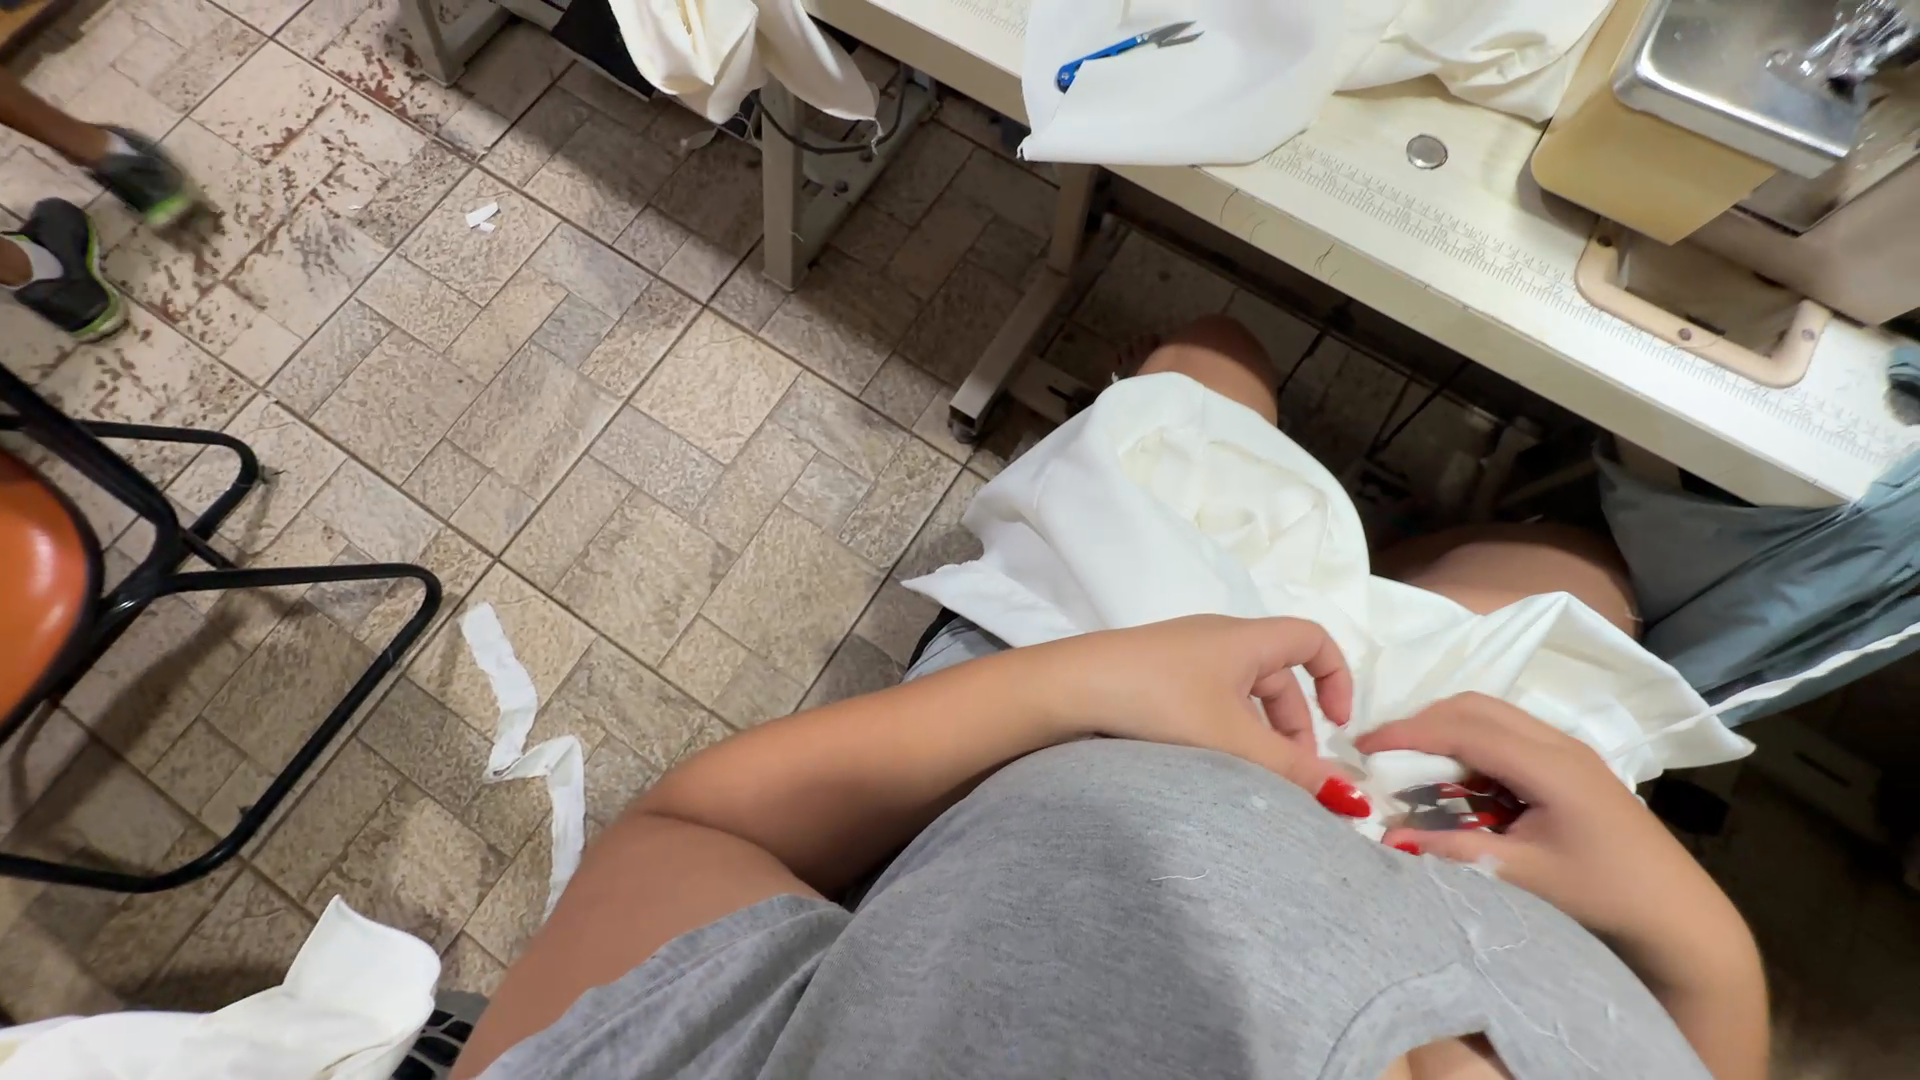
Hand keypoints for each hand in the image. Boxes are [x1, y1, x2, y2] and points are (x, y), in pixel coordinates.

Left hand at [1036, 615, 1370, 817]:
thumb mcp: (1232, 738)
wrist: (1070, 686)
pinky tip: (1206, 762)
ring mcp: (1181, 654)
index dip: (1337, 677)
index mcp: (1245, 638)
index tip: (1339, 725)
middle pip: (1277, 673)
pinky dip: (1222, 725)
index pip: (1312, 638)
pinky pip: (1207, 695)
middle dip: (1293, 724)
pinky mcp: (1153, 672)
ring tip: (1249, 776)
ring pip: (1240, 690)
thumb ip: (1291, 770)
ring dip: (1257, 730)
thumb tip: (1350, 799)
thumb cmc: (1160, 701)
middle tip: (1290, 774)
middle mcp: (1216, 638)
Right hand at [1355, 694, 1757, 986]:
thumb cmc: (1606, 896)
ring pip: (1488, 712)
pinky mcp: (1569, 761)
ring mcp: (1567, 748)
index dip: (1407, 733)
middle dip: (1420, 722)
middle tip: (1382, 751)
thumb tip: (1386, 838)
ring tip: (1410, 759)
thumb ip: (1453, 852)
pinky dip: (1466, 738)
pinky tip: (1455, 771)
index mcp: (1549, 766)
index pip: (1462, 729)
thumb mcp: (1524, 876)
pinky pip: (1504, 729)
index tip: (1363, 748)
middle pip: (1473, 706)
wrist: (1682, 920)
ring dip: (1443, 726)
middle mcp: (1558, 744)